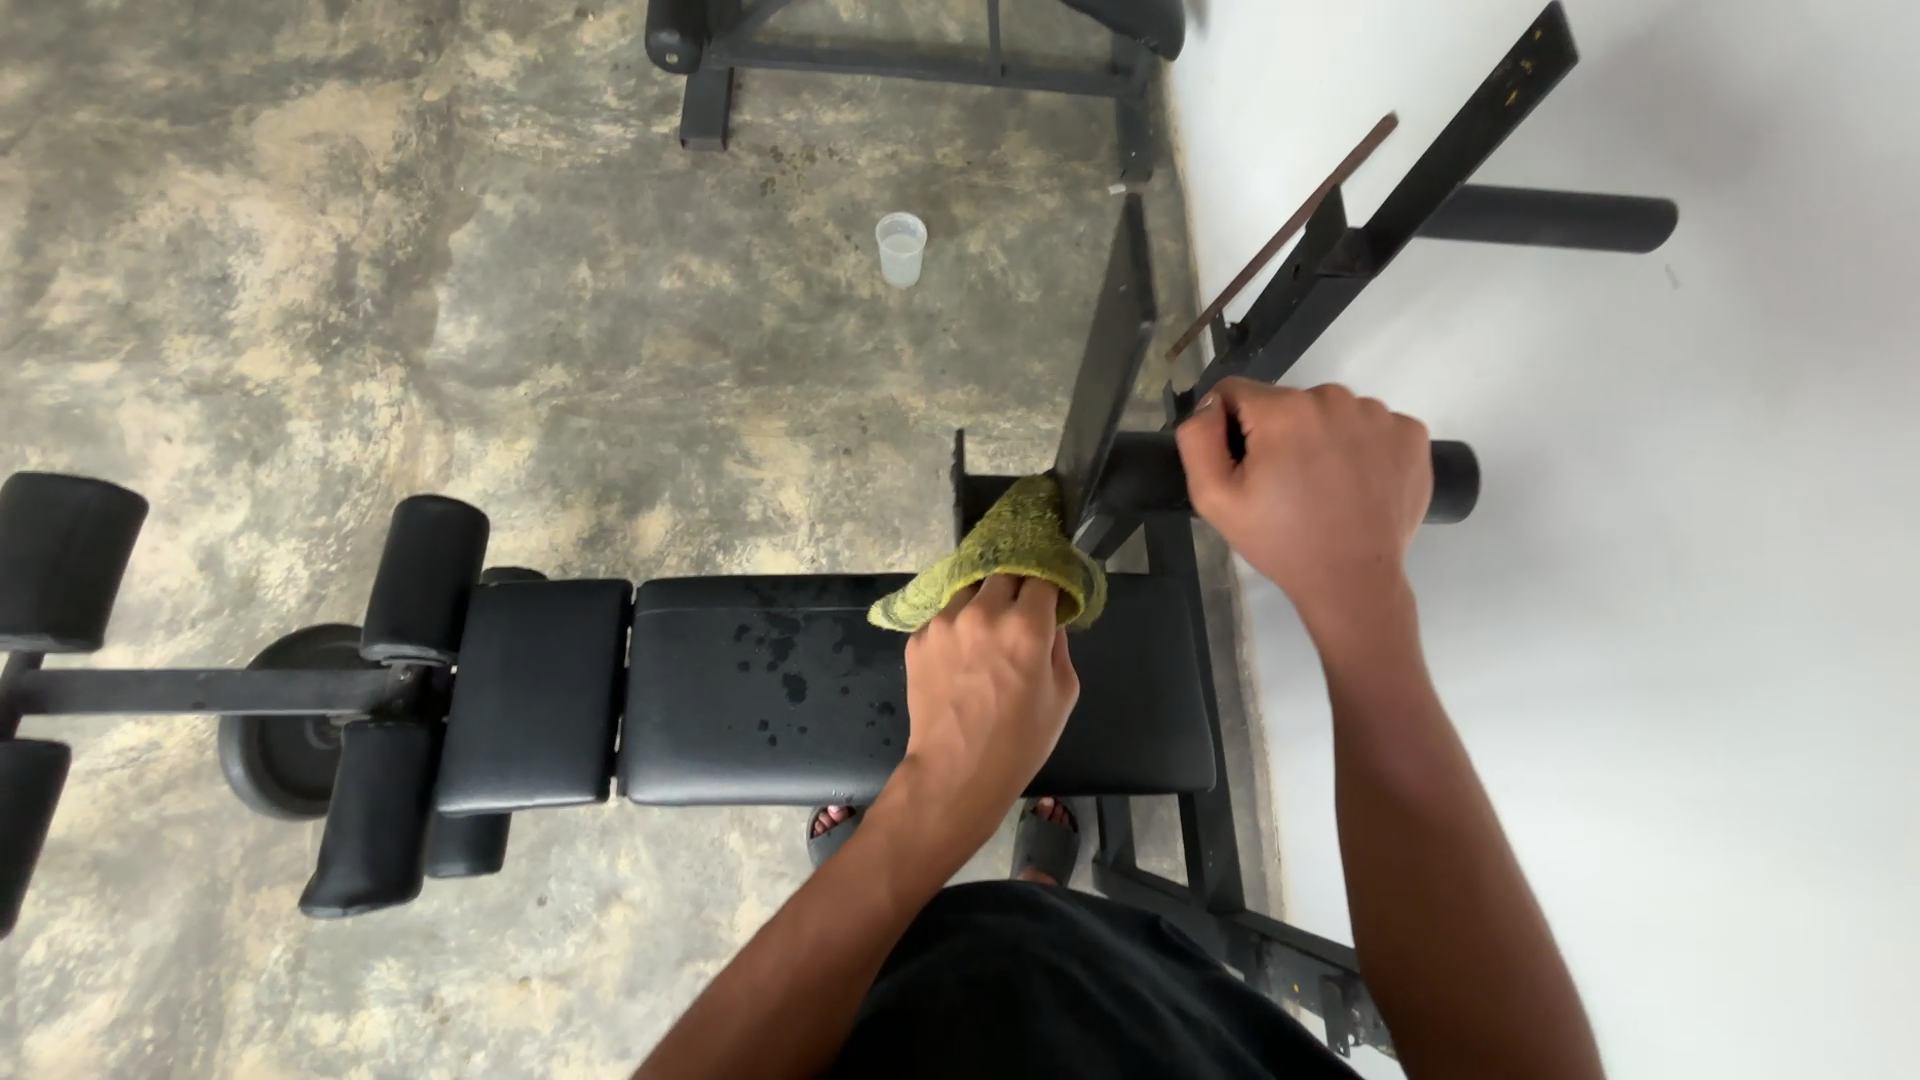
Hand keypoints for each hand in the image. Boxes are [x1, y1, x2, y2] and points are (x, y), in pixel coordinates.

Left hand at [893, 576, 1079, 856]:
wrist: (956, 772)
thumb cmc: (1019, 742)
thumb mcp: (1063, 694)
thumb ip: (1059, 646)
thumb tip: (1050, 621)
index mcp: (1026, 625)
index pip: (1041, 576)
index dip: (1047, 584)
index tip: (1049, 595)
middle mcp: (983, 612)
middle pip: (1003, 573)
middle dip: (1015, 586)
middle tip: (1018, 610)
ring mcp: (944, 622)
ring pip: (969, 589)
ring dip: (981, 601)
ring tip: (984, 630)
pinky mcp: (918, 637)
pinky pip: (943, 617)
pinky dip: (955, 626)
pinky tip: (959, 654)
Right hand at [1176, 378, 1430, 630]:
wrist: (1351, 580)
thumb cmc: (1278, 541)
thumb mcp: (1213, 498)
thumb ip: (1198, 439)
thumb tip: (1210, 406)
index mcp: (1284, 410)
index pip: (1236, 392)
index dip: (1227, 426)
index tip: (1241, 464)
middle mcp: (1335, 398)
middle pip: (1285, 402)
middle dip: (1276, 433)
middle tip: (1281, 484)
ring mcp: (1380, 414)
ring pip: (1328, 413)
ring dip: (1319, 438)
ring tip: (1320, 486)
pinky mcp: (1411, 433)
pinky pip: (1369, 426)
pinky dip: (1358, 447)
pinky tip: (1353, 484)